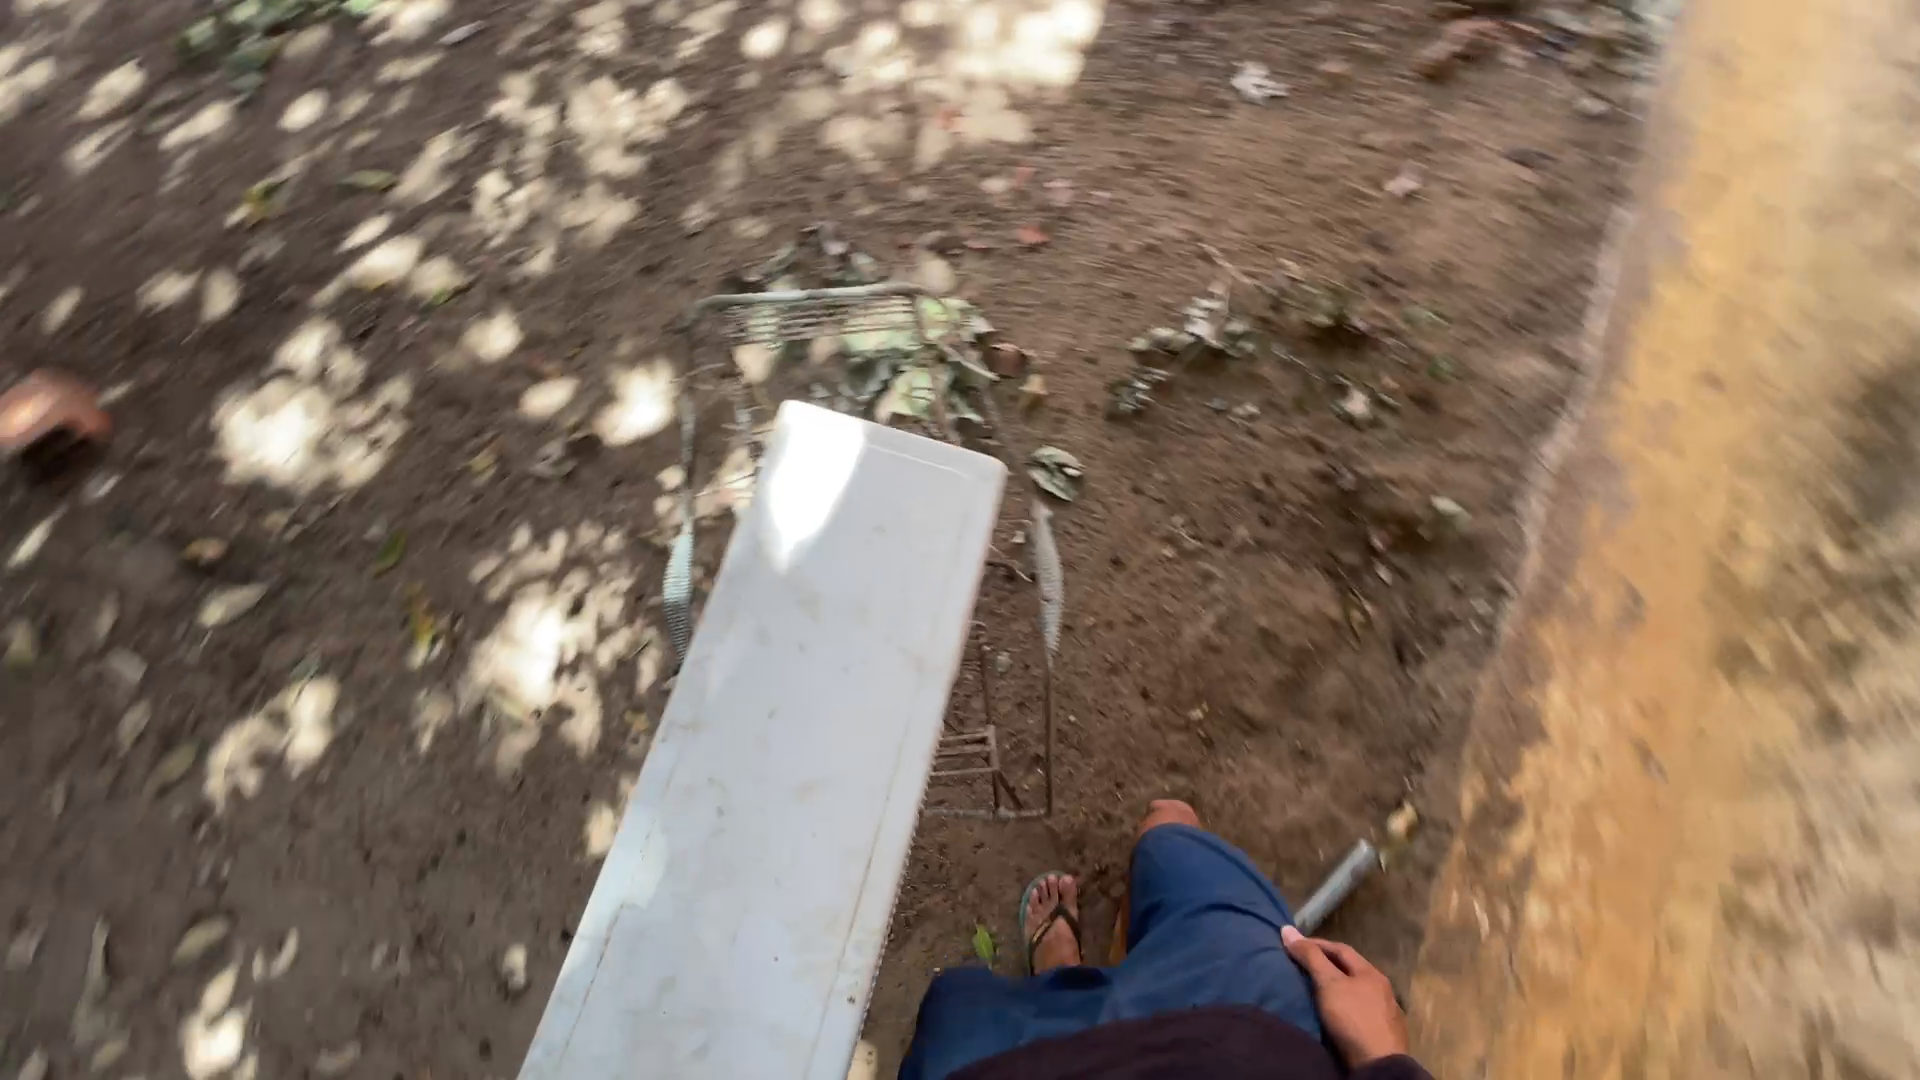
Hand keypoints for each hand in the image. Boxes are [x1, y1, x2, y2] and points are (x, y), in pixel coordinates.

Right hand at [1281, 925, 1407, 1067]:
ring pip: (1355, 991)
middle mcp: (1382, 989)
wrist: (1379, 1066)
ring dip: (1335, 986)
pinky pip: (1358, 1010)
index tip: (1295, 946)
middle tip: (1301, 965)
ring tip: (1313, 989)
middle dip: (1325, 964)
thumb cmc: (1352, 1017)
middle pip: (1349, 969)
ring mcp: (1385, 1013)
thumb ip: (1309, 956)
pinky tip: (1332, 1012)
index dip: (1316, 944)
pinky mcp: (1383, 1034)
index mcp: (1371, 973)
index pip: (1340, 949)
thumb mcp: (1327, 982)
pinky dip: (1342, 1005)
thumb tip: (1287, 929)